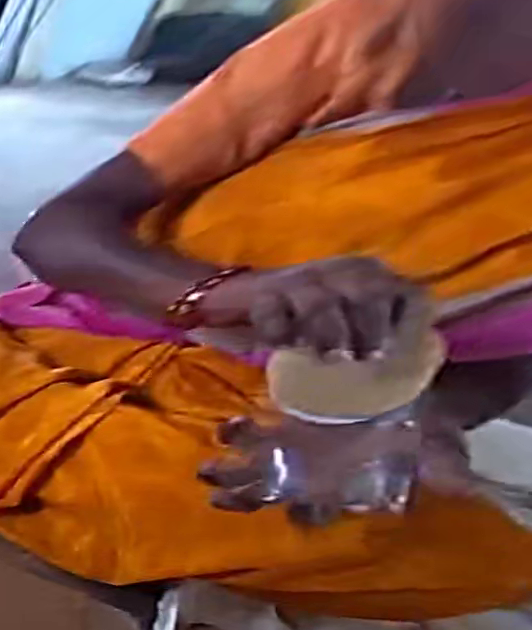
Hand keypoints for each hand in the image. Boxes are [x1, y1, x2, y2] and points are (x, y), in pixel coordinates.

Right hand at [197, 257, 427, 357]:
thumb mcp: (337, 309)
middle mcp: (337, 270)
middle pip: (367, 296)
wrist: (226, 294)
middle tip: (362, 359)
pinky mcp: (259, 294)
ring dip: (327, 335)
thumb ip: (365, 321)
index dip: (404, 321)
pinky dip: (280, 334)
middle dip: (368, 330)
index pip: (403, 292)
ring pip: (322, 305)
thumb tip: (394, 349)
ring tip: (326, 359)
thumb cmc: (291, 311)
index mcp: (366, 272)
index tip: (394, 351)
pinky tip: (282, 348)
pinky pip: (274, 315)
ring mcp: (295, 279)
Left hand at [198, 409, 468, 525]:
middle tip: (219, 500)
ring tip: (207, 469)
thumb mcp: (436, 450)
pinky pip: (242, 434)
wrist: (399, 396)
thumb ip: (441, 470)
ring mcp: (277, 454)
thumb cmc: (415, 432)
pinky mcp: (269, 429)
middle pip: (257, 496)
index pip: (313, 514)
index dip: (305, 517)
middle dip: (236, 500)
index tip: (299, 514)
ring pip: (238, 470)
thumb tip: (462, 488)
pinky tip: (236, 424)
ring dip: (220, 471)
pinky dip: (234, 432)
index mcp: (330, 491)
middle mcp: (296, 478)